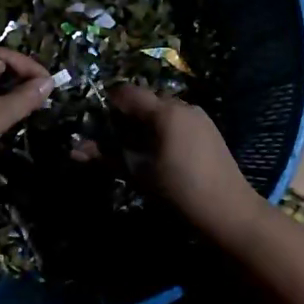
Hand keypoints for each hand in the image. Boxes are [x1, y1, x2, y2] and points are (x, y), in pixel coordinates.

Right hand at [109, 84, 266, 236]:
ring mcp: (200, 116)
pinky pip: (179, 120)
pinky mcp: (210, 130)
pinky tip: (162, 155)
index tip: (98, 123)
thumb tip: (74, 150)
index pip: (127, 93)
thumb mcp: (138, 173)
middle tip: (115, 140)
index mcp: (164, 111)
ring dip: (147, 123)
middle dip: (128, 116)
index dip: (108, 104)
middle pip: (146, 100)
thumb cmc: (178, 190)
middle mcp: (183, 105)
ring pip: (164, 110)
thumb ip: (105, 157)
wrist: (228, 211)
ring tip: (138, 151)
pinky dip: (165, 130)